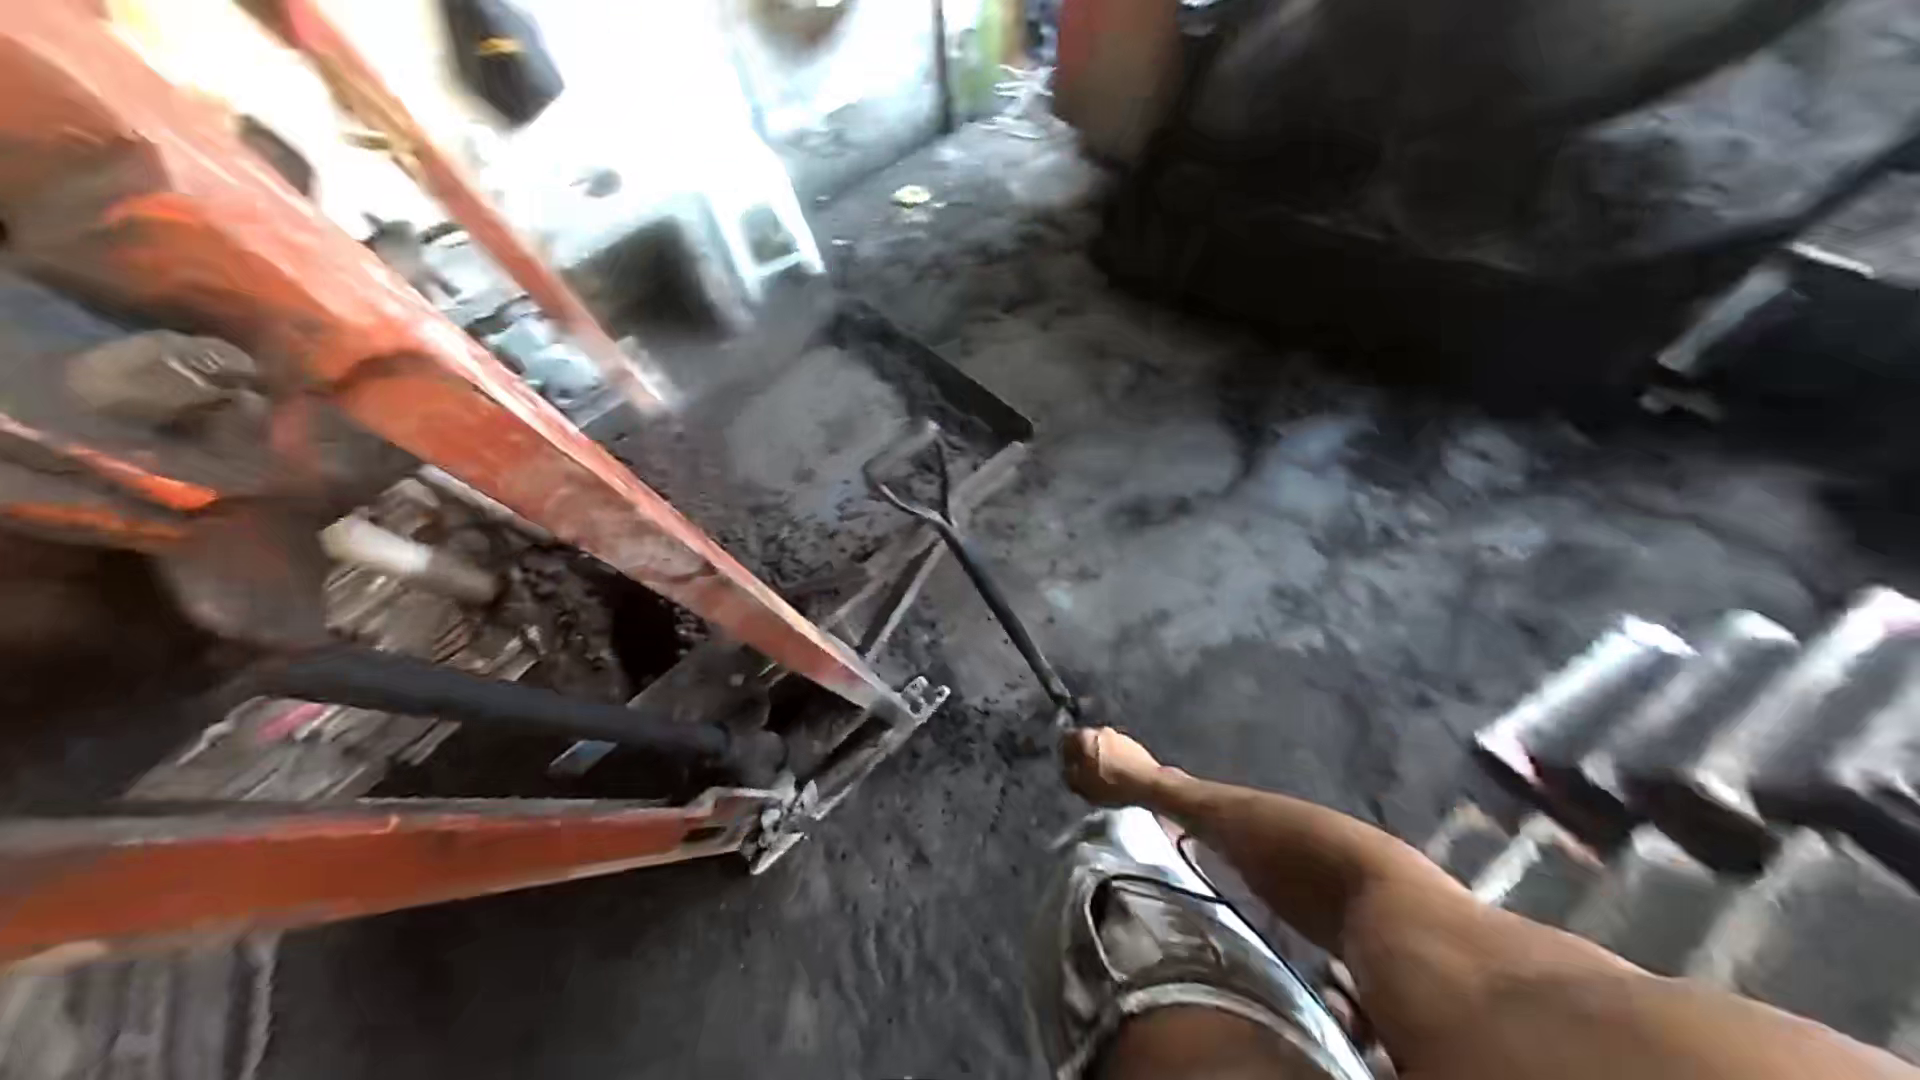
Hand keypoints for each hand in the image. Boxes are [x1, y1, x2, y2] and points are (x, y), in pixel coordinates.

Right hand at [1062, 726, 1169, 805]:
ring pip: (1101, 744)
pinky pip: (1116, 750)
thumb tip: (1067, 770)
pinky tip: (1117, 774)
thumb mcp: (1083, 787)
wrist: (1150, 784)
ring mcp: (1118, 735)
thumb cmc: (1112, 785)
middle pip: (1084, 740)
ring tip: (1102, 775)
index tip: (1066, 767)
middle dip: (1082, 754)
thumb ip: (1069, 776)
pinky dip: (1113, 759)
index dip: (1063, 754)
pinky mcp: (1133, 744)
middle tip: (1084, 772)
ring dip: (1099, 756)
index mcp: (1084, 737)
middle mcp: (1100, 730)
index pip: (1065, 739)